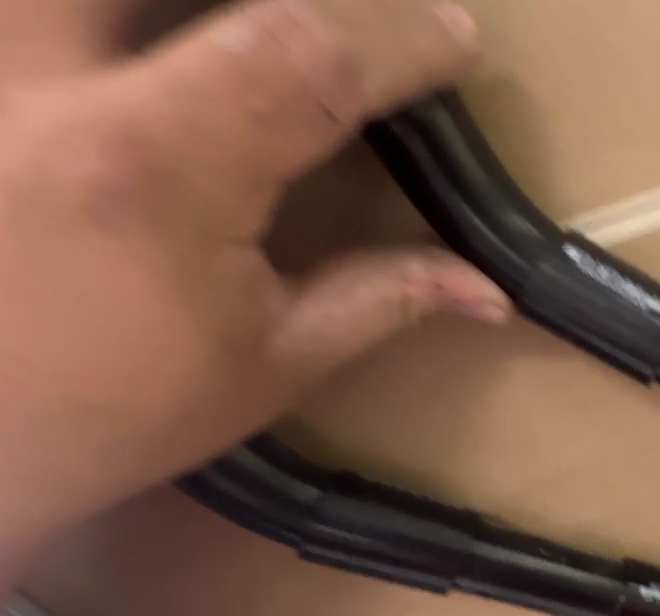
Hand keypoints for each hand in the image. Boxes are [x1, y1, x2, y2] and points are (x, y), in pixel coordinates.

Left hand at [0, 0, 503, 572]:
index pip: (298, 54)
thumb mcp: (269, 362)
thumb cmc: (100, 409)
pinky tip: (140, 47)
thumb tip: (490, 289)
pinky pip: (30, 12)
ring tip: (226, 41)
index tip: (453, 35)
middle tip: (339, 18)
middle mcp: (20, 72)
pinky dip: (91, 21)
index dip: (393, 35)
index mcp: (148, 167)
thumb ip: (382, 298)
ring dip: (170, 8)